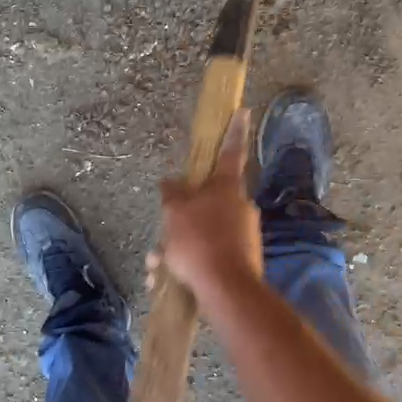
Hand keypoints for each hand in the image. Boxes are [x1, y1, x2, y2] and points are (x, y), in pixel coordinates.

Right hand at [150, 109, 262, 300]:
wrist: (228, 290)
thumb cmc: (199, 241)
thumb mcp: (174, 211)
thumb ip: (171, 192)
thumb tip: (171, 183)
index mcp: (226, 187)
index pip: (230, 150)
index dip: (234, 130)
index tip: (243, 111)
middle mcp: (240, 206)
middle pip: (206, 201)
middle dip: (180, 218)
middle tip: (163, 235)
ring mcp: (244, 234)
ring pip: (202, 232)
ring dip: (178, 246)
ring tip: (158, 266)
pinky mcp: (242, 259)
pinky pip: (207, 255)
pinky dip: (187, 264)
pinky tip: (166, 280)